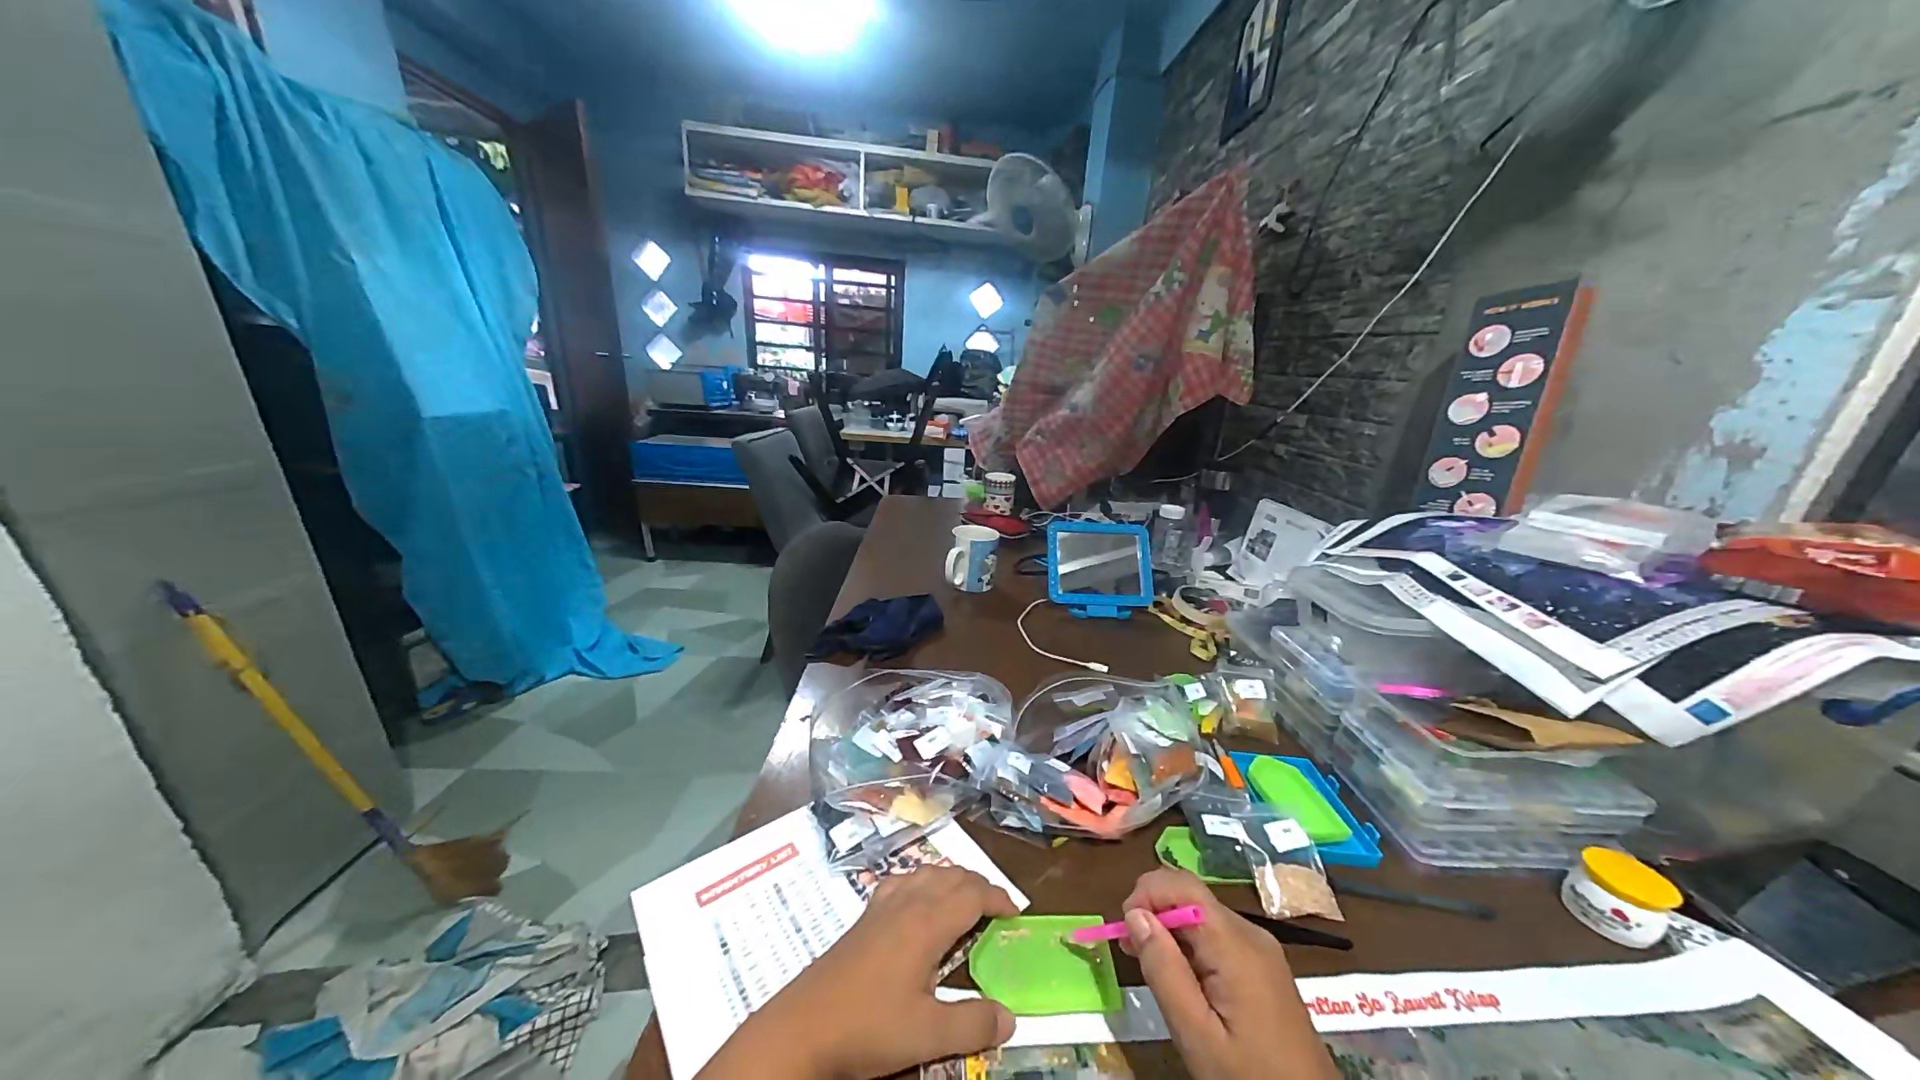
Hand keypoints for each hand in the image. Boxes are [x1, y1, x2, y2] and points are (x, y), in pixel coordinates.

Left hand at [696, 864, 1018, 1079]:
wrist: (802, 1028)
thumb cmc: (868, 1027)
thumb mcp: (927, 1035)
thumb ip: (973, 1024)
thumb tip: (1010, 1017)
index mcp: (926, 922)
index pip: (972, 893)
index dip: (998, 897)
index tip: (1016, 912)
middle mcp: (906, 903)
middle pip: (951, 876)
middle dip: (978, 885)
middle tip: (996, 910)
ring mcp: (881, 907)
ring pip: (925, 873)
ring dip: (951, 881)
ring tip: (964, 903)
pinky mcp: (863, 918)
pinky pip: (902, 882)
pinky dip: (922, 883)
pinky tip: (918, 905)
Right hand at [1121, 868, 1337, 1079]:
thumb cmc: (1251, 1079)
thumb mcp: (1196, 1034)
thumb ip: (1164, 970)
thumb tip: (1135, 915)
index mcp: (1236, 944)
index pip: (1183, 885)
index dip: (1146, 893)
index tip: (1124, 932)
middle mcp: (1250, 934)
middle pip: (1191, 897)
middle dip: (1153, 912)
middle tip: (1130, 953)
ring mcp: (1261, 949)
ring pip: (1202, 916)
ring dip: (1169, 930)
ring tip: (1151, 969)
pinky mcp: (1263, 967)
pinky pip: (1217, 937)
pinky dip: (1190, 946)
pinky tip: (1181, 980)